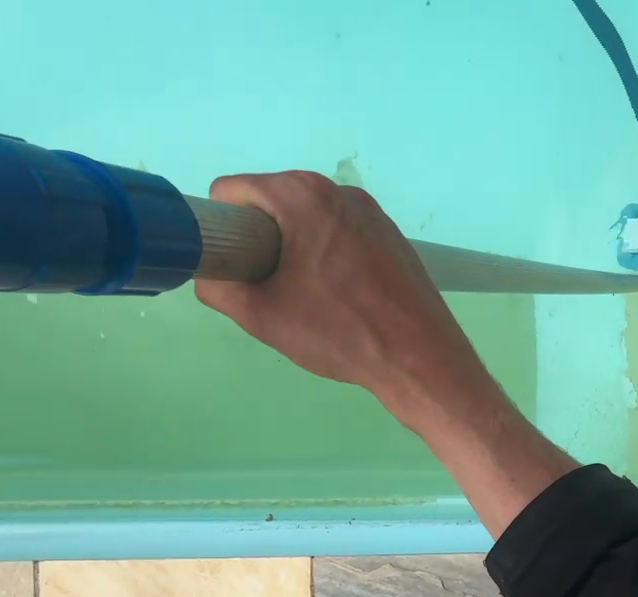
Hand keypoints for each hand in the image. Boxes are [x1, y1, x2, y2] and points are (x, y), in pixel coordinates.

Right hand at [195, 169, 577, 536]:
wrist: (423, 362)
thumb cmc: (342, 333)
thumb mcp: (260, 314)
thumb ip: (217, 286)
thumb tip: (213, 276)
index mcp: (303, 194)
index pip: (233, 193)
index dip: (224, 230)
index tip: (238, 268)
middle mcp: (342, 192)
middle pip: (274, 205)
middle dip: (263, 242)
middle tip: (276, 290)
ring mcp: (376, 215)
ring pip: (311, 225)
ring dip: (299, 253)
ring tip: (313, 299)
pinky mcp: (397, 241)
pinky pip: (345, 240)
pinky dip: (332, 260)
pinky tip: (345, 300)